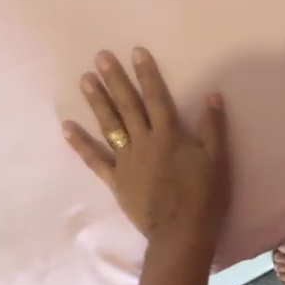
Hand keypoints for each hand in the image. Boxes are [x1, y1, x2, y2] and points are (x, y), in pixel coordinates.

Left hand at [64, 48, 230, 249]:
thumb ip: (213, 128)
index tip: (136, 52)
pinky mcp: (116, 180)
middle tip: (100, 57)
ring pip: (109, 126)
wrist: (180, 232)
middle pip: (128, 106)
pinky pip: (94, 159)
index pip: (156, 97)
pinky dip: (80, 143)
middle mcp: (144, 142)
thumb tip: (212, 96)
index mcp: (169, 135)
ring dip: (97, 102)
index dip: (147, 74)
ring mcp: (126, 161)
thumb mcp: (218, 160)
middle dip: (115, 80)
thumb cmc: (204, 196)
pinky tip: (67, 127)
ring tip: (85, 80)